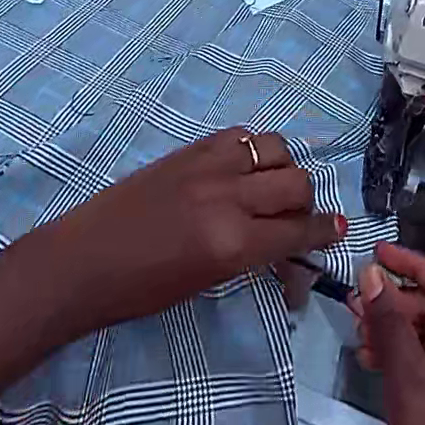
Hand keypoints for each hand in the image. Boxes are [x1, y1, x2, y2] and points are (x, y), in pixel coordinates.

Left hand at [24, 127, 345, 332]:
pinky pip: (240, 136)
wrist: (87, 256)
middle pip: (296, 184)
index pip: (299, 231)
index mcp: (234, 243)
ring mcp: (209, 165)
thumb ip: (252, 257)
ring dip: (284, 167)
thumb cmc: (142, 288)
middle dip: (308, 202)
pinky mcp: (191, 148)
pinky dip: (253, 149)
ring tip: (273, 184)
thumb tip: (286, 251)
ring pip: (275, 148)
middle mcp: (229, 197)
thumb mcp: (208, 282)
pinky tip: (244, 166)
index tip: (337, 230)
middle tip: (297, 216)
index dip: (325, 232)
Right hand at [347, 242, 424, 424]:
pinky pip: (418, 356)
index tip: (381, 254)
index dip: (414, 265)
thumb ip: (390, 326)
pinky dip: (393, 349)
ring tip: (360, 324)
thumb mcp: (412, 387)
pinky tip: (370, 351)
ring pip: (423, 331)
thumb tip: (373, 277)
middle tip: (361, 295)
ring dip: (390, 324)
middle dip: (395, 300)